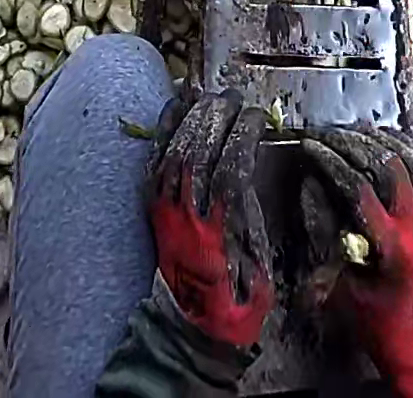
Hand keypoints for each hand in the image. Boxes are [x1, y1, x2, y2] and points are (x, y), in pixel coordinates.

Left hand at [147, 90, 274, 347]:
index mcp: (223, 215)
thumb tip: (254, 156)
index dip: (246, 129)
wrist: (195, 315)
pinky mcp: (151, 195)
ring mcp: (166, 195)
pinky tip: (177, 104)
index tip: (257, 114)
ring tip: (212, 97)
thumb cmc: (239, 284)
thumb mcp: (261, 246)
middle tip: (235, 98)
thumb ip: (253, 199)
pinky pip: (157, 149)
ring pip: (180, 140)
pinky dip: (166, 123)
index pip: (234, 154)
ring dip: (196, 113)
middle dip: (221, 113)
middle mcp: (190, 199)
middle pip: (204, 140)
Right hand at [301, 126, 412, 397]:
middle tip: (328, 134)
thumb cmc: (372, 316)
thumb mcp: (336, 281)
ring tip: (355, 131)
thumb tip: (310, 184)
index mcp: (393, 248)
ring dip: (383, 142)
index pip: (360, 186)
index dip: (331, 160)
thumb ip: (322, 231)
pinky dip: (410, 154)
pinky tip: (389, 143)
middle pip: (390, 165)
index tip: (311, 146)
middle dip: (354, 143)